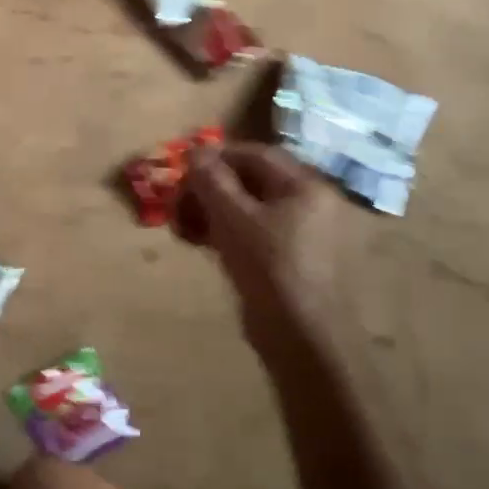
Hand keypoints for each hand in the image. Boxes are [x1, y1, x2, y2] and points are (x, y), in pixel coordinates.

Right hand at [181, 143, 341, 347]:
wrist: (303, 336)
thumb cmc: (269, 267)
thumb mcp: (231, 217)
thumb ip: (211, 179)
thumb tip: (195, 152)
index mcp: (305, 187)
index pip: (255, 154)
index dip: (215, 156)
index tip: (181, 170)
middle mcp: (311, 203)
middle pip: (250, 180)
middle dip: (208, 188)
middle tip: (178, 204)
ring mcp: (303, 233)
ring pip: (248, 207)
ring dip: (211, 211)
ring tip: (184, 229)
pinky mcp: (292, 259)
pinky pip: (254, 231)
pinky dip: (226, 232)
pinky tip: (201, 245)